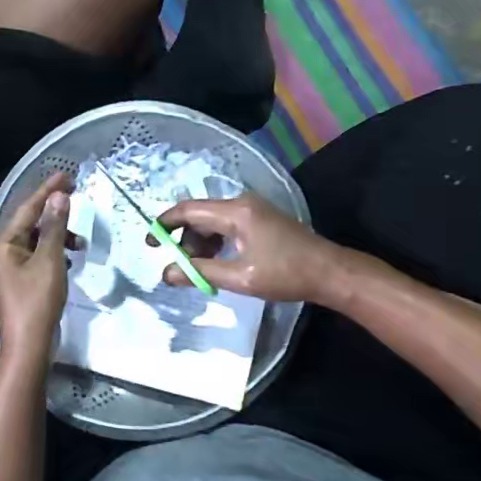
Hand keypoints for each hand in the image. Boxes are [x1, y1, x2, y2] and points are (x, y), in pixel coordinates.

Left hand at [0, 173, 71, 356]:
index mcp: (3, 244)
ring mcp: (10, 269)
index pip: (27, 209)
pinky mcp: (21, 283)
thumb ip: (54, 227)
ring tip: (79, 242)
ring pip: (36, 242)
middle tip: (77, 199)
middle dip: (55, 213)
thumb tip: (59, 197)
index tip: (67, 175)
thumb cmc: (37, 300)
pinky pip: (38, 257)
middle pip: (30, 223)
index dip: (48, 191)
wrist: (29, 345)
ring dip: (57, 236)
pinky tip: (69, 258)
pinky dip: (54, 253)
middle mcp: (2, 253)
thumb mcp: (49, 260)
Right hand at [156, 193, 343, 303]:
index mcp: (236, 212)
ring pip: (212, 221)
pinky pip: (226, 225)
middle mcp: (242, 203)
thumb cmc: (286, 274)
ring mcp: (253, 209)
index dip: (164, 224)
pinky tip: (218, 263)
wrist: (330, 271)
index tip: (150, 243)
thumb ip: (201, 272)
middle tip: (182, 268)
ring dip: (200, 244)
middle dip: (185, 240)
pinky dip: (215, 242)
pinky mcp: (260, 218)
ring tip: (201, 270)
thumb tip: (167, 272)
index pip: (189, 210)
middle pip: (199, 215)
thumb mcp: (240, 278)